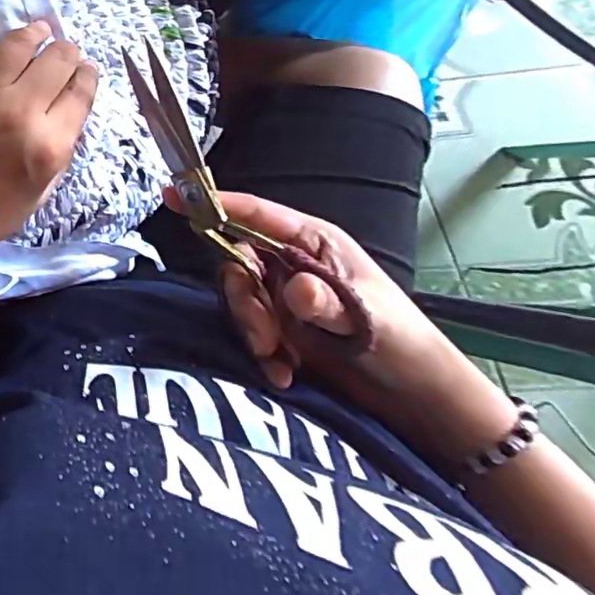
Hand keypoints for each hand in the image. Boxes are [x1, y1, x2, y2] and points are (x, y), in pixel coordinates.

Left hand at [0, 21, 97, 266]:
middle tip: (65, 50)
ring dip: (33, 32)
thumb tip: (69, 105)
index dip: (88, 74)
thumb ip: (62, 144)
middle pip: (57, 61)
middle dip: (68, 51)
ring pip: (17, 44)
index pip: (81, 91)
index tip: (86, 69)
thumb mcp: (45, 187)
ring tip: (39, 30)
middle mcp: (21, 111)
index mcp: (49, 143)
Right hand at [192, 190, 518, 465]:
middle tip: (265, 338)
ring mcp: (282, 295)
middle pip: (236, 261)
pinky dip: (260, 352)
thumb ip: (328, 301)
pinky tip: (284, 374)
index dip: (215, 202)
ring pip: (239, 297)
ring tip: (280, 362)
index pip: (255, 214)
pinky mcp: (280, 326)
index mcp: (312, 243)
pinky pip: (248, 328)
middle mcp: (291, 263)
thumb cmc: (404, 343)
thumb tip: (293, 288)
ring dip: (252, 331)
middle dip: (243, 301)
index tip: (176, 194)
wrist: (418, 400)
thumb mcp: (370, 319)